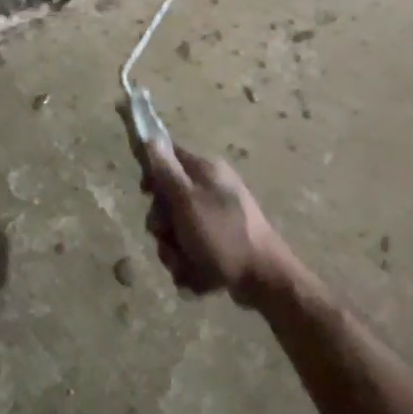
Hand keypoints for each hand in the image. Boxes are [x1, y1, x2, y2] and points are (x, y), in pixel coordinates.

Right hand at [142, 140, 287, 303]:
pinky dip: (189, 263)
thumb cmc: (222, 235)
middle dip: (163, 225)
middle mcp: (212, 190)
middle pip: (168, 200)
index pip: (167, 158)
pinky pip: (191, 249)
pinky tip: (197, 273)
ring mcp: (217, 218)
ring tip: (186, 262)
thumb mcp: (187, 199)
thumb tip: (148, 134)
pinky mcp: (221, 243)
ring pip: (176, 229)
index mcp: (206, 171)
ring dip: (174, 249)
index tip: (148, 194)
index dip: (152, 175)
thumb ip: (165, 169)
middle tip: (169, 235)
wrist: (264, 279)